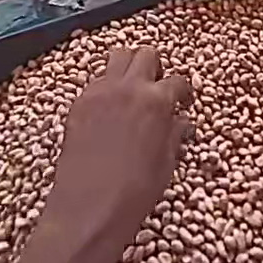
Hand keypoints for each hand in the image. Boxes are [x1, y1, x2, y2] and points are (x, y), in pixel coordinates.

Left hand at [40, 46, 191, 262]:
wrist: (89, 207)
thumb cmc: (135, 191)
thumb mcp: (166, 162)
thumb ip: (174, 133)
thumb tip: (181, 121)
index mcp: (156, 100)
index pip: (177, 81)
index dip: (184, 91)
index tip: (183, 100)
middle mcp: (128, 87)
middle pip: (146, 54)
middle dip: (156, 67)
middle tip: (157, 87)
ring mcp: (100, 92)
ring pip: (118, 57)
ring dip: (129, 67)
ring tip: (133, 89)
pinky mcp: (78, 103)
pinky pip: (96, 81)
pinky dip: (107, 86)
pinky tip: (110, 109)